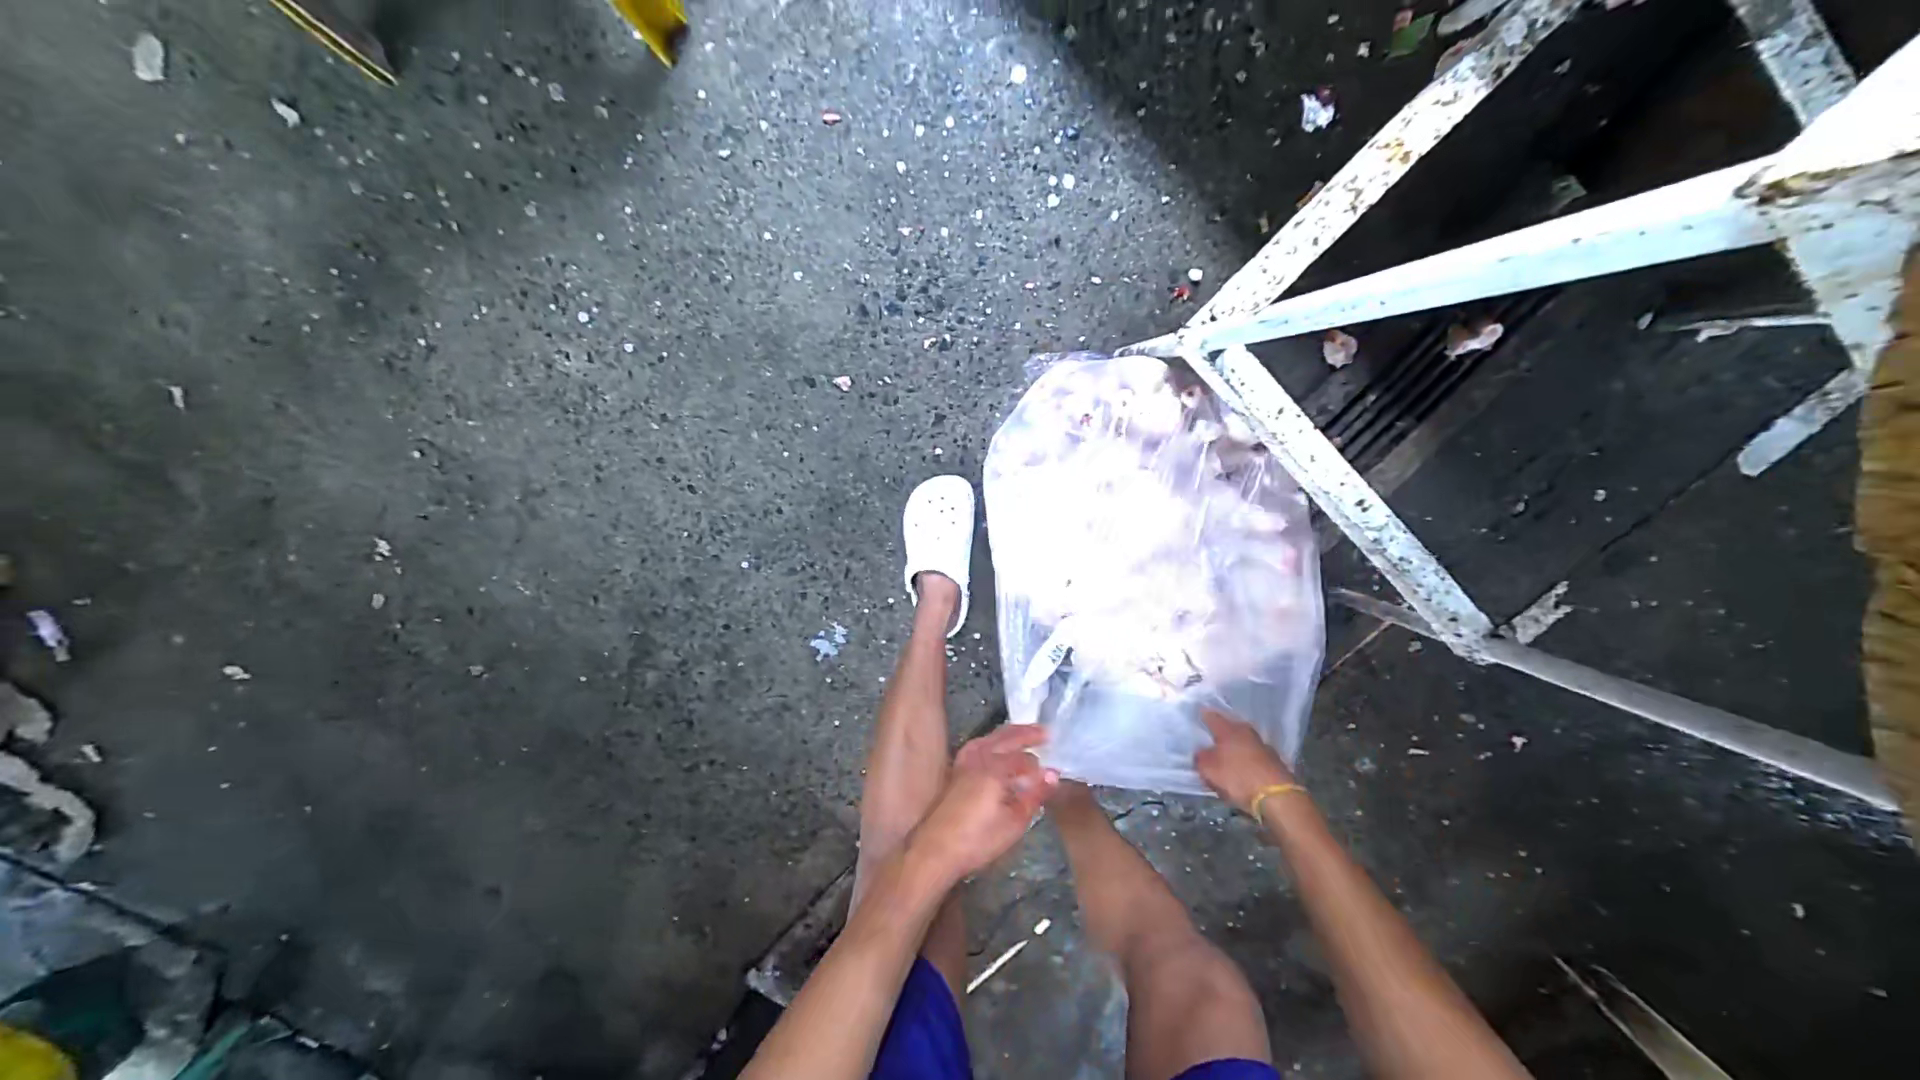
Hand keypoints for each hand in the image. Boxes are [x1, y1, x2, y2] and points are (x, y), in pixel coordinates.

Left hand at [909, 725, 1058, 884]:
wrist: (936, 849)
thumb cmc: (978, 838)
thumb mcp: (1014, 821)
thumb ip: (1034, 795)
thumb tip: (1053, 774)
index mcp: (995, 767)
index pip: (1024, 760)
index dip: (1040, 767)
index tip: (1052, 773)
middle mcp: (979, 758)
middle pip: (1005, 737)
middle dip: (1026, 733)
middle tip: (1045, 731)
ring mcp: (964, 763)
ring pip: (989, 738)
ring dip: (1006, 734)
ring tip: (1020, 734)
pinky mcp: (955, 772)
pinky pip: (976, 745)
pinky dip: (989, 740)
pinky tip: (991, 749)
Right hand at [1194, 709, 1295, 810]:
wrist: (1278, 797)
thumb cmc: (1238, 777)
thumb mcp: (1208, 769)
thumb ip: (1201, 758)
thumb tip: (1201, 753)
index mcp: (1229, 729)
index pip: (1212, 716)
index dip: (1203, 715)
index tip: (1197, 714)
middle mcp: (1247, 732)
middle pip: (1230, 729)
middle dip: (1221, 734)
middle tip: (1210, 740)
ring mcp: (1264, 746)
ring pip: (1243, 743)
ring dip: (1235, 749)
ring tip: (1226, 758)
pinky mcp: (1275, 762)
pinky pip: (1254, 758)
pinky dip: (1247, 761)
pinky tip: (1242, 770)